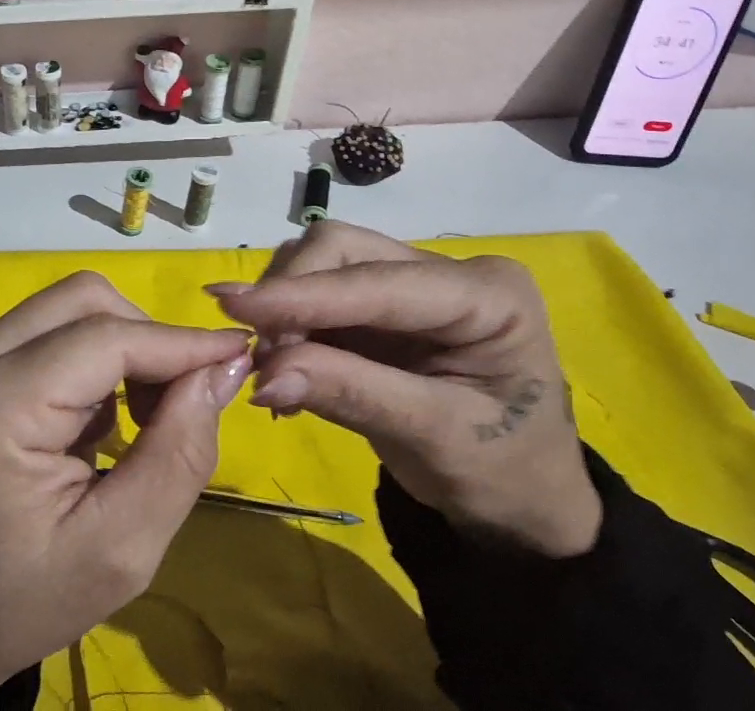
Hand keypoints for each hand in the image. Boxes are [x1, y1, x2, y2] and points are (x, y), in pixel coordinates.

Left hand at [0, 273, 251, 708]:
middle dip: (148, 339)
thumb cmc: (22, 600)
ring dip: (123, 348)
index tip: (242, 356)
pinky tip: (99, 425)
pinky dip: (94, 361)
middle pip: (83, 300)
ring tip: (142, 423)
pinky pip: (50, 331)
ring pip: (68, 308)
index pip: (104, 339)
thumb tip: (223, 368)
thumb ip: (179, 454)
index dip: (180, 342)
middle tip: (180, 406)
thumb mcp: (120, 550)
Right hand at [210, 221, 600, 558]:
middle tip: (259, 360)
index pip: (378, 281)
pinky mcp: (378, 309)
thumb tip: (263, 376)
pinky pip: (315, 299)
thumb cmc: (503, 473)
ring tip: (270, 372)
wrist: (523, 503)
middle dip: (290, 296)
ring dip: (283, 310)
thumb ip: (351, 394)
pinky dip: (287, 328)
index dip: (303, 294)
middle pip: (341, 250)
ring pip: (320, 265)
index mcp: (487, 294)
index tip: (231, 307)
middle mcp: (446, 272)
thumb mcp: (436, 438)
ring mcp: (409, 285)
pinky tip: (281, 372)